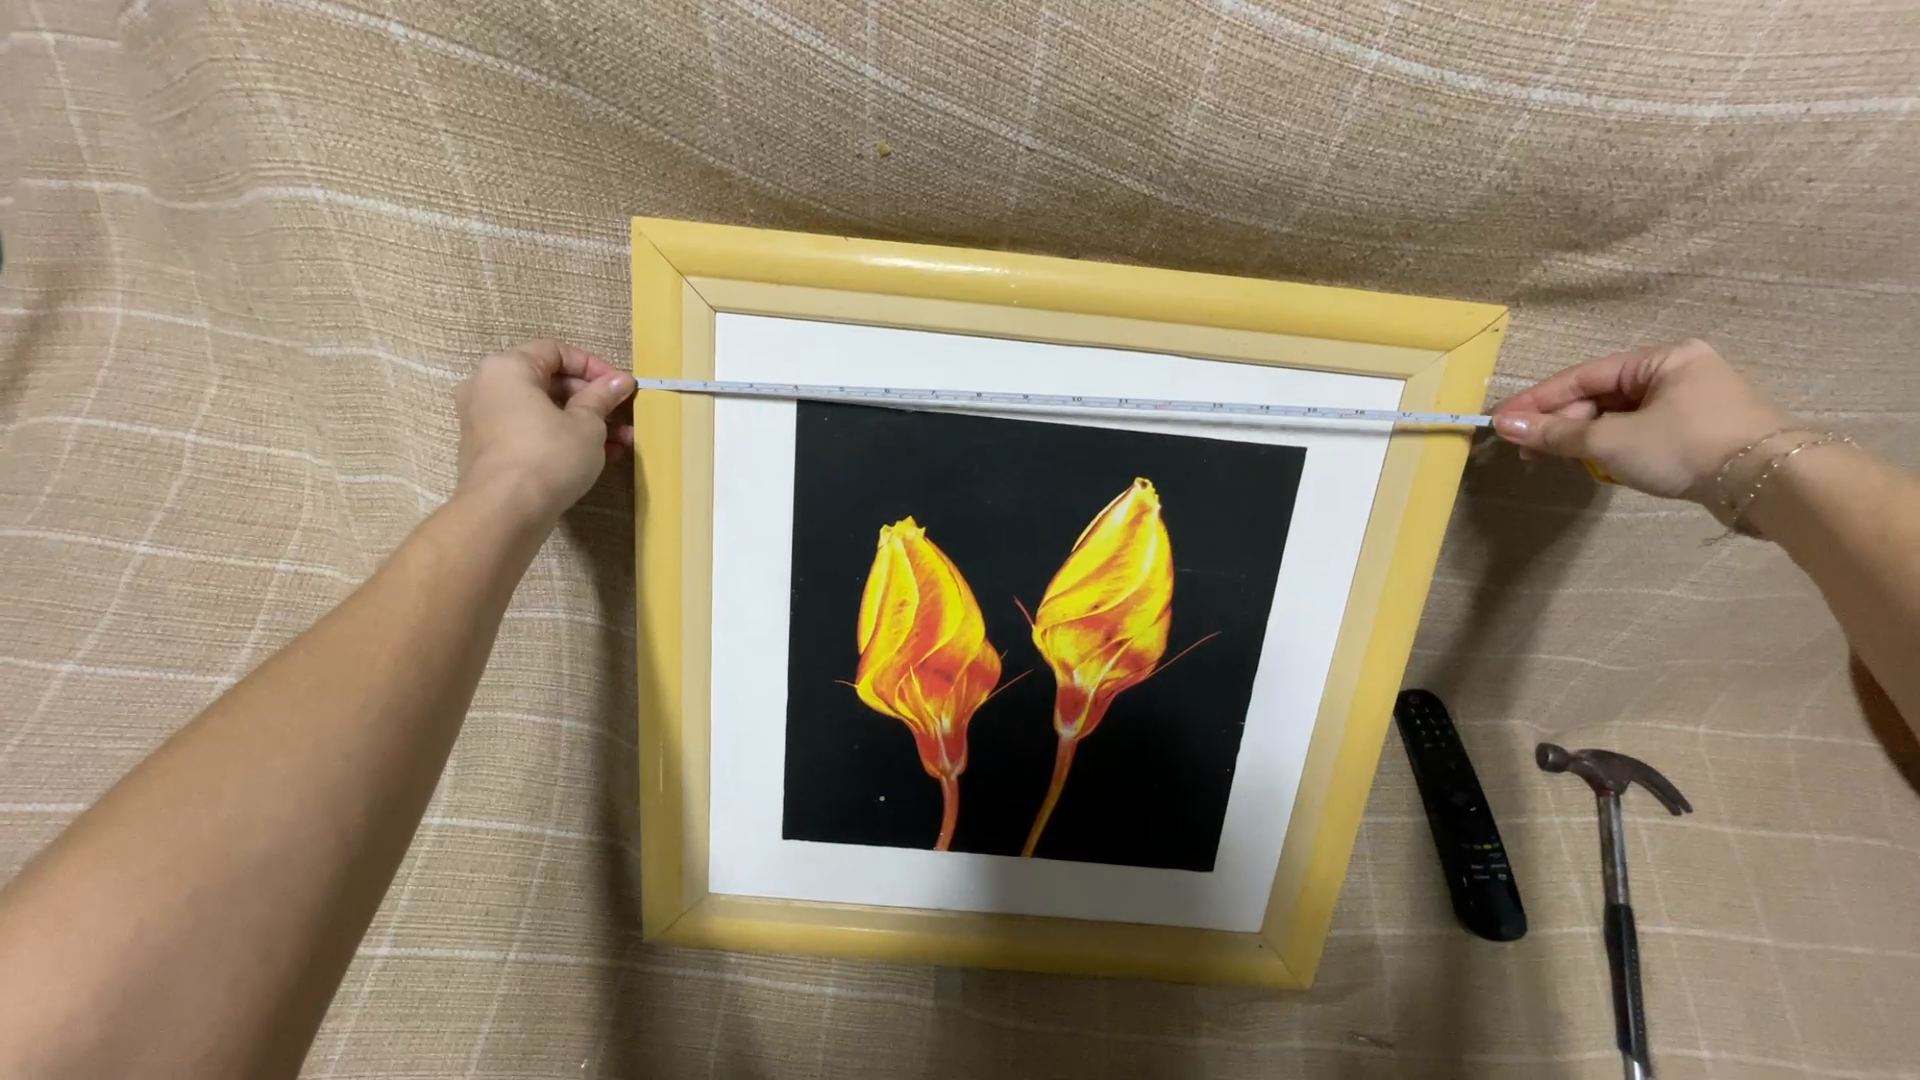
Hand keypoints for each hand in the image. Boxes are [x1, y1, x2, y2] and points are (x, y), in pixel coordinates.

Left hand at [452, 340, 635, 524]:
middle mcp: (488, 387)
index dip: (593, 365)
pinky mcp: (490, 449)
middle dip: (592, 398)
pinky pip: (531, 431)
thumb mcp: (587, 424)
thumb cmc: (548, 455)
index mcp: (508, 369)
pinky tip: (598, 455)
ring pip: (543, 410)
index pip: (555, 351)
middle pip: (548, 381)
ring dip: (584, 422)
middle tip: (624, 414)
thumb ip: (602, 397)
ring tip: (622, 441)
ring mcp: (484, 420)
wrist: (505, 511)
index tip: (620, 385)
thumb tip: (620, 380)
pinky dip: (562, 437)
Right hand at [1490, 339, 1790, 502]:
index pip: (1583, 377)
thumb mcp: (1609, 440)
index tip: (1501, 421)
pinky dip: (1608, 446)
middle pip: (1599, 396)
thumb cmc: (1686, 446)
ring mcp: (1690, 403)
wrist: (1770, 483)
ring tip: (1551, 458)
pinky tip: (1590, 462)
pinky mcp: (1696, 432)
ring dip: (1580, 437)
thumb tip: (1505, 425)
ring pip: (1615, 416)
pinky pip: (1635, 432)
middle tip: (1524, 448)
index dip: (1537, 400)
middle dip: (1559, 423)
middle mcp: (1678, 373)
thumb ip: (1555, 433)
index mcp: (1663, 360)